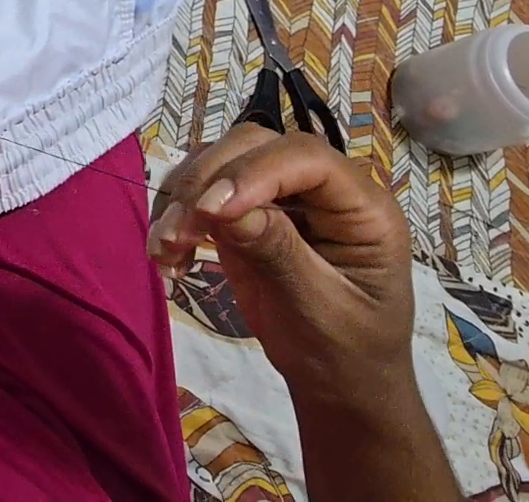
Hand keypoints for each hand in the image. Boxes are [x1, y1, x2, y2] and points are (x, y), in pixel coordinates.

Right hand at [148, 126, 414, 415]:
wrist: (337, 383)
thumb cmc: (345, 350)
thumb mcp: (318, 307)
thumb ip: (275, 251)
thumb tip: (219, 205)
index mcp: (362, 205)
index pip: (305, 157)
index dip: (254, 172)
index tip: (210, 211)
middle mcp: (318, 185)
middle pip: (252, 145)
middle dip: (207, 181)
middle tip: (178, 233)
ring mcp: (277, 192)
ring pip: (217, 159)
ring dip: (182, 198)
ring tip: (166, 249)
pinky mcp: (242, 208)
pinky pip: (199, 190)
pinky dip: (176, 216)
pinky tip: (168, 256)